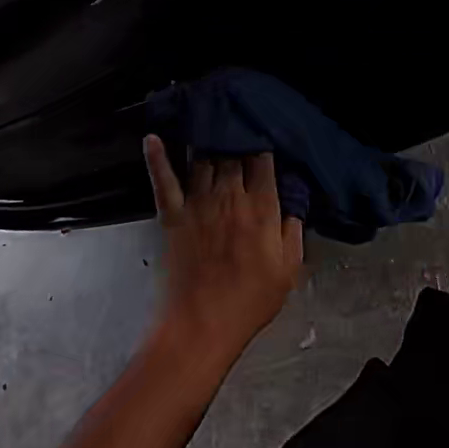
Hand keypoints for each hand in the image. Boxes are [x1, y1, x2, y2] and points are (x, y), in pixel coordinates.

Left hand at [143, 135, 302, 360]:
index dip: (263, 144)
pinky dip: (157, 158)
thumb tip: (294, 204)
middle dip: (236, 137)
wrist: (202, 326)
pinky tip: (153, 138)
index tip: (264, 135)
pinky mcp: (172, 216)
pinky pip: (163, 181)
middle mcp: (230, 197)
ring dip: (208, 141)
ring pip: (203, 159)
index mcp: (261, 207)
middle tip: (236, 123)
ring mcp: (198, 204)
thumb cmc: (250, 300)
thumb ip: (293, 231)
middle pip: (233, 154)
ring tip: (209, 121)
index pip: (263, 162)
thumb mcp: (289, 269)